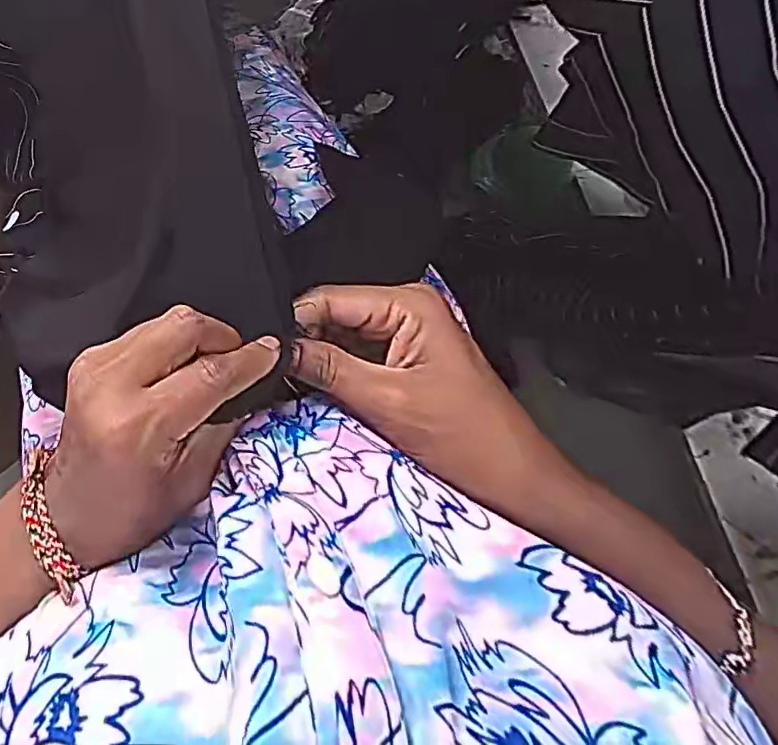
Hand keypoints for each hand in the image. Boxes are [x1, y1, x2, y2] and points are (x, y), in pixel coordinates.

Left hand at [44, 305, 279, 569]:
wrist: (66, 515)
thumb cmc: (130, 512)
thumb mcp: (191, 480)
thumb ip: (224, 423)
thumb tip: (250, 382)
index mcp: (139, 424)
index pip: (209, 372)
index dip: (248, 359)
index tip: (272, 352)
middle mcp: (111, 384)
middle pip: (185, 326)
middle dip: (223, 337)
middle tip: (239, 360)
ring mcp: (94, 365)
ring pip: (166, 320)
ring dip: (198, 337)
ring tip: (210, 365)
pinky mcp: (88, 357)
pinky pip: (145, 330)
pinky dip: (172, 342)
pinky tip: (178, 368)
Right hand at [291, 283, 577, 515]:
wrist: (513, 479)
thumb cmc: (469, 440)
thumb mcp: (387, 401)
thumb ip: (329, 368)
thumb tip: (282, 350)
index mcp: (409, 303)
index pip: (330, 298)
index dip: (294, 322)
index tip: (264, 351)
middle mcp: (406, 309)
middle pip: (334, 315)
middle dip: (305, 342)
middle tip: (273, 371)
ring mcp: (404, 334)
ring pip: (341, 337)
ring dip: (318, 359)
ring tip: (290, 383)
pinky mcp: (402, 359)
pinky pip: (356, 356)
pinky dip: (335, 372)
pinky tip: (316, 389)